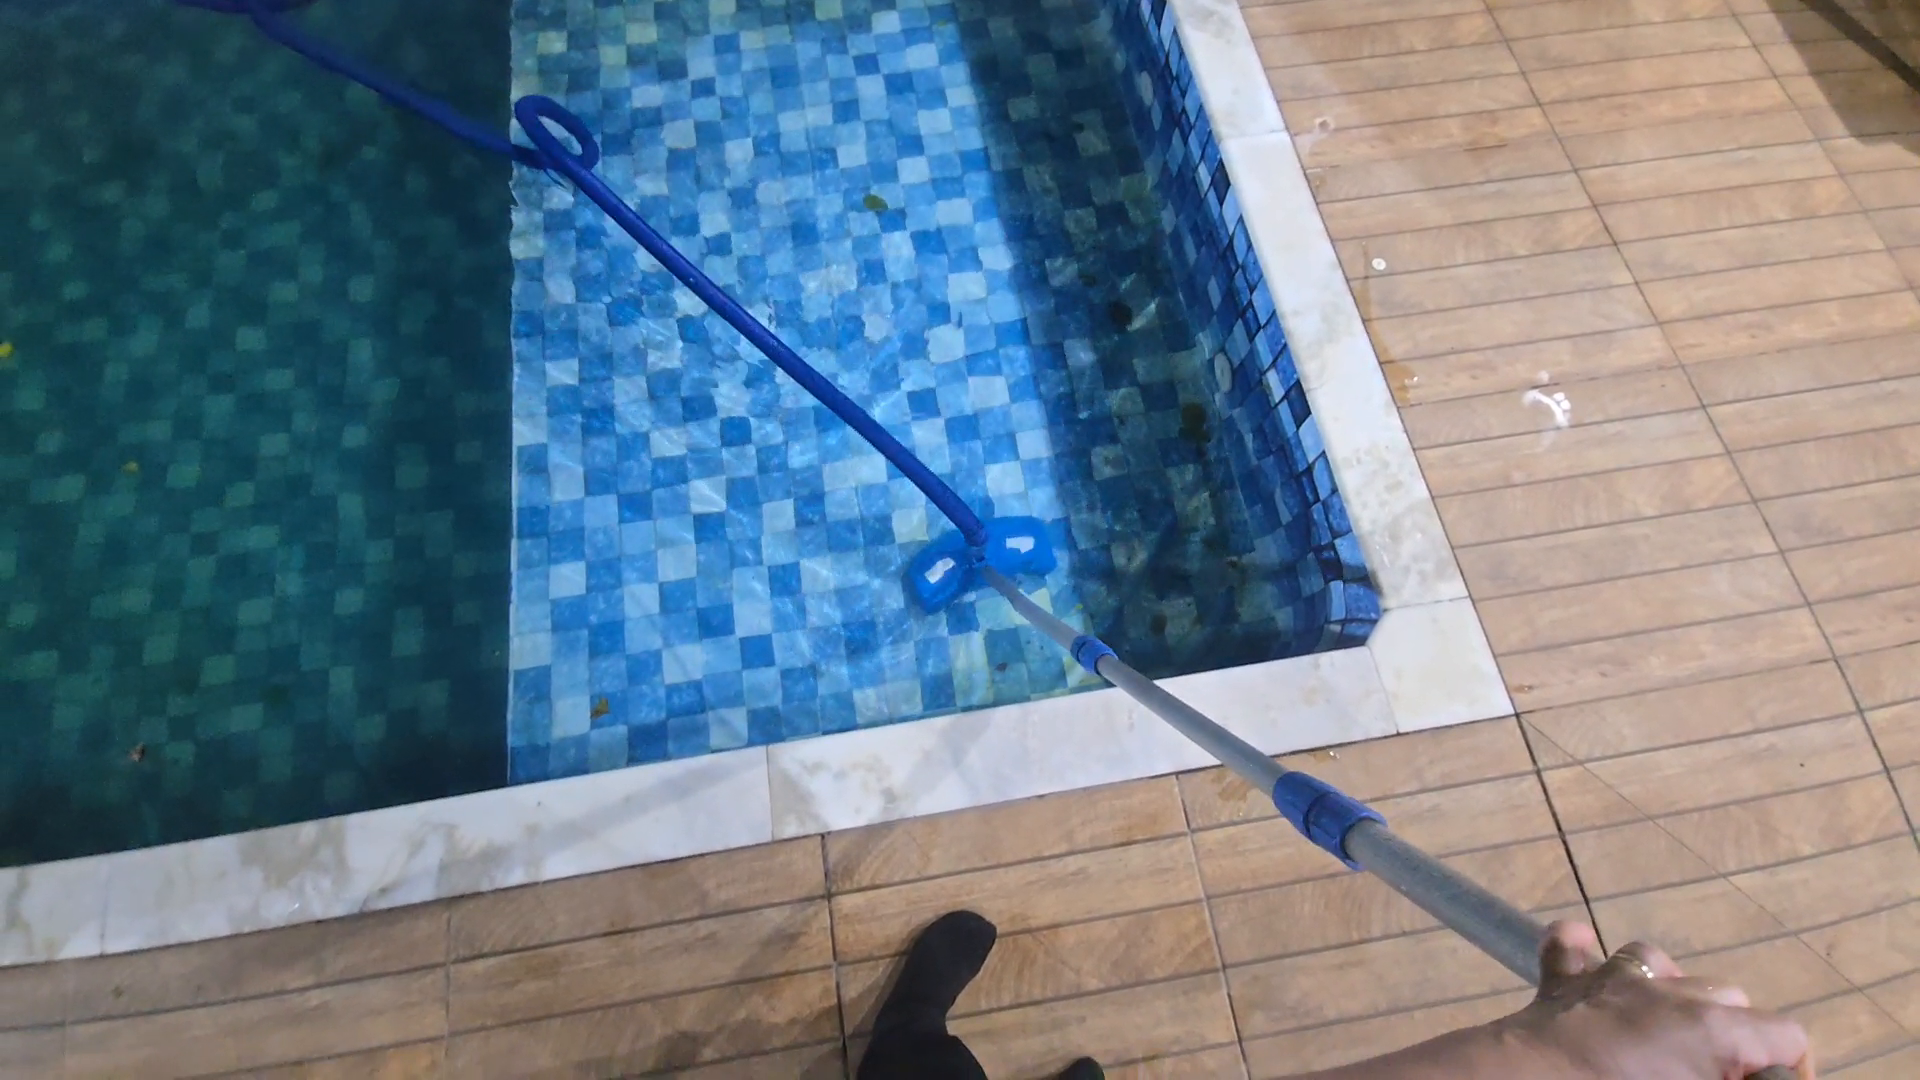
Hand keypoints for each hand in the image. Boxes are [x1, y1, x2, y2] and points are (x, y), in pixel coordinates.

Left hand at [1506, 921, 1813, 1079]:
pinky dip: (1578, 948)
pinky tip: (1587, 957)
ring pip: (1652, 959)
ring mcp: (1608, 976)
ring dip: (1669, 988)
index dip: (1787, 1067)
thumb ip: (1737, 1078)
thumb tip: (1748, 1072)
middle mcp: (1665, 989)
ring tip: (1669, 1027)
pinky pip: (1567, 944)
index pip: (1785, 1034)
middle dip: (1734, 1032)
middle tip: (1719, 1072)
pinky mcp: (1561, 977)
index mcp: (1714, 1026)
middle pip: (1724, 995)